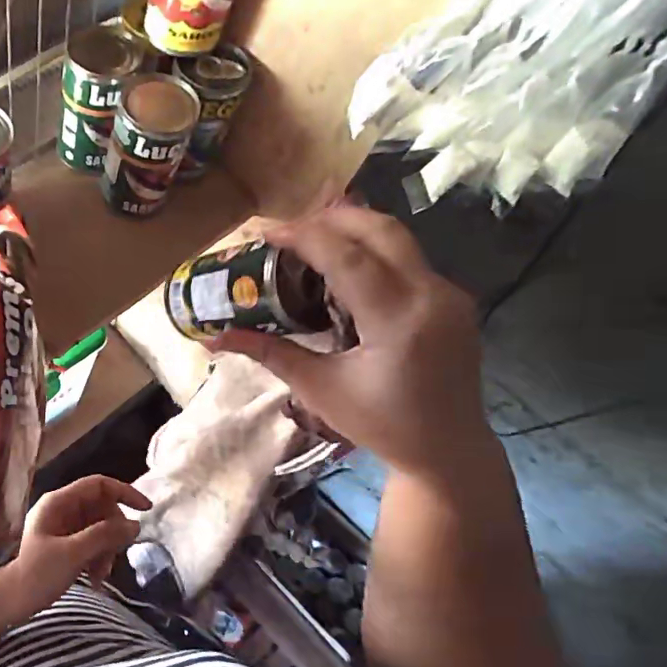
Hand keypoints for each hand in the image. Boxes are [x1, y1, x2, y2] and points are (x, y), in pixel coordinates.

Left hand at [0, 476, 151, 623]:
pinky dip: (99, 557)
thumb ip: (104, 536)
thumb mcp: (73, 554)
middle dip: (113, 532)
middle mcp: (63, 509)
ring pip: (101, 527)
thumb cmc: (38, 574)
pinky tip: (96, 578)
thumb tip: (134, 524)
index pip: (98, 485)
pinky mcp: (68, 544)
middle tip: (116, 554)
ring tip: (101, 574)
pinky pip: (94, 542)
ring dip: (107, 549)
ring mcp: (65, 526)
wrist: (14, 601)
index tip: (145, 509)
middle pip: (103, 508)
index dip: (124, 492)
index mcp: (58, 502)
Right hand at [211, 204, 491, 479]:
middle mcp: (431, 295)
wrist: (449, 449)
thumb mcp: (319, 389)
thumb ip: (269, 352)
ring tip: (311, 241)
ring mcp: (448, 294)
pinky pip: (408, 259)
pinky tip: (344, 270)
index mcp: (397, 321)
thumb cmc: (381, 424)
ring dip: (353, 230)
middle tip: (289, 229)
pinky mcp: (452, 299)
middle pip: (380, 230)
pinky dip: (371, 251)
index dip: (304, 237)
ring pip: (398, 238)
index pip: (347, 258)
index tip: (266, 233)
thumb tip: (214, 337)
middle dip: (332, 218)